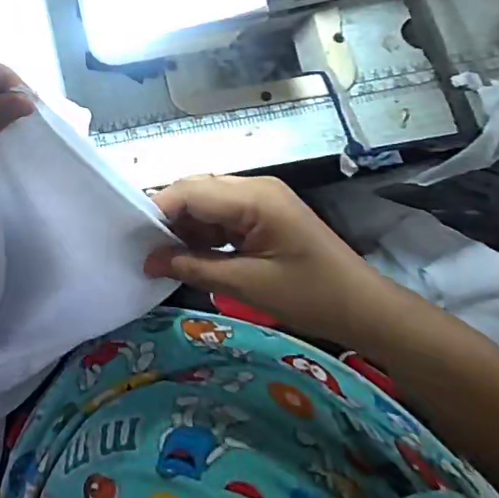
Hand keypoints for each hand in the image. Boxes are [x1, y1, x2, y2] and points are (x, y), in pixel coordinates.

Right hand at [143, 175, 412, 343]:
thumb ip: (193, 267)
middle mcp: (254, 187)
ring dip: (185, 226)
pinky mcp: (264, 214)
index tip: (132, 236)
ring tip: (163, 254)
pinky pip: (222, 214)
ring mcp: (261, 199)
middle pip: (196, 190)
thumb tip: (149, 261)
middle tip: (144, 247)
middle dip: (169, 217)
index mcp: (253, 196)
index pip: (190, 191)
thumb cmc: (311, 295)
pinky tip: (191, 254)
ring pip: (206, 202)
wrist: (366, 310)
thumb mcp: (247, 284)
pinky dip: (204, 232)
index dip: (157, 210)